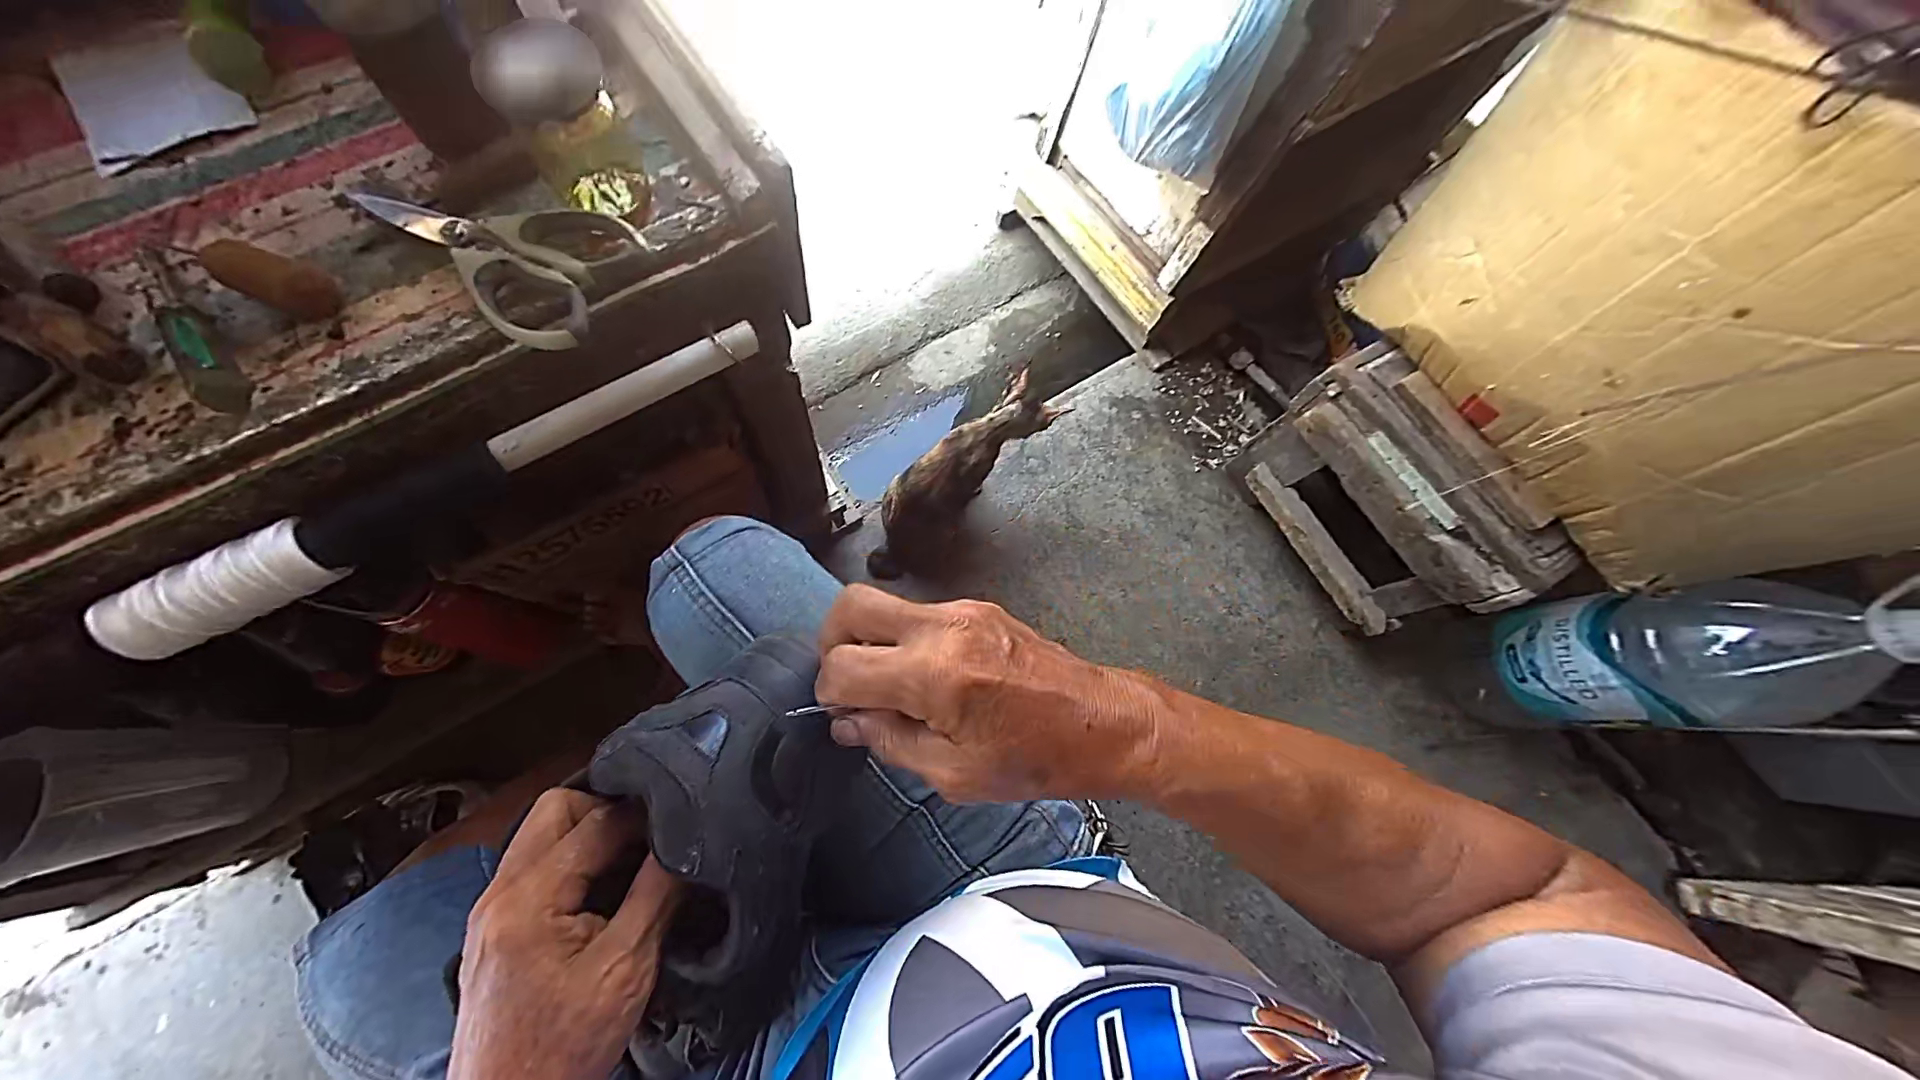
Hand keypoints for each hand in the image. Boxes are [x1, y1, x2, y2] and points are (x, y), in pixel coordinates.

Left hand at [449, 789, 679, 1079]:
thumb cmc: (562, 1050)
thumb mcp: (627, 968)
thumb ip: (656, 893)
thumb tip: (683, 840)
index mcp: (527, 899)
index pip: (596, 821)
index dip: (644, 816)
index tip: (676, 825)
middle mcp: (498, 893)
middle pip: (557, 807)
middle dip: (608, 809)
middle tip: (646, 836)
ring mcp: (491, 908)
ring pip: (545, 831)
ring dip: (591, 832)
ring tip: (630, 860)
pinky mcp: (496, 926)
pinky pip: (538, 862)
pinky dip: (575, 858)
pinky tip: (605, 886)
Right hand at [814, 584, 1161, 800]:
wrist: (1102, 721)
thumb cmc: (1036, 758)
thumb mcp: (955, 773)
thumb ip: (890, 741)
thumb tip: (847, 722)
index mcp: (935, 674)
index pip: (844, 665)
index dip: (829, 694)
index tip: (841, 713)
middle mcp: (944, 628)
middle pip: (851, 605)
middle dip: (832, 643)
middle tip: (846, 683)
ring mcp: (964, 609)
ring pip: (885, 603)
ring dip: (872, 640)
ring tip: (891, 686)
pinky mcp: (979, 607)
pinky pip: (920, 613)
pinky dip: (905, 639)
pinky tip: (926, 676)